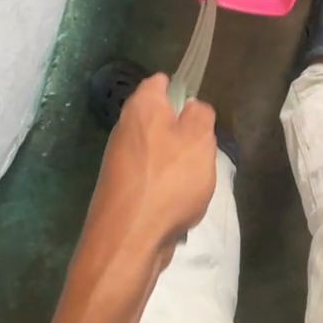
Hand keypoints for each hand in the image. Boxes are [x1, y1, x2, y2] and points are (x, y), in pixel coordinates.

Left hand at [77, 73, 217, 287]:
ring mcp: (119, 162)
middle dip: (182, 131)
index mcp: (142, 108)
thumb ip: (200, 116)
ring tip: (194, 181)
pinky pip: (150, 178)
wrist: (129, 240)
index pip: (158, 82)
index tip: (198, 104)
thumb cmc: (169, 181)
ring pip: (156, 151)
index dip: (178, 87)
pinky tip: (178, 205)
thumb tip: (193, 107)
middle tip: (203, 148)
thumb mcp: (200, 141)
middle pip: (157, 119)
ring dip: (176, 163)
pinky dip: (166, 187)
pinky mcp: (121, 190)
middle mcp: (125, 129)